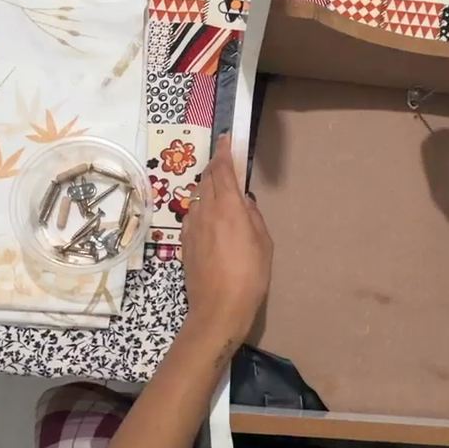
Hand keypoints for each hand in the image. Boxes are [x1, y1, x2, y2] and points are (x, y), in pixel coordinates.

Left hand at [178, 147, 272, 343]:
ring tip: (222, 192)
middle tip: (227, 162)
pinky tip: (212, 219)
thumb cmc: (250, 277)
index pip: (222, 169)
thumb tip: (243, 202)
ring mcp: (191, 226)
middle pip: (207, 178)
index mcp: (228, 207)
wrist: (218, 309)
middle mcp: (206, 210)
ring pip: (198, 196)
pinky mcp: (184, 242)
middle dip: (216, 166)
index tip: (227, 138)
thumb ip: (253, 216)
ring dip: (209, 187)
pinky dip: (202, 207)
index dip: (224, 151)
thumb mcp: (264, 243)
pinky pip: (193, 214)